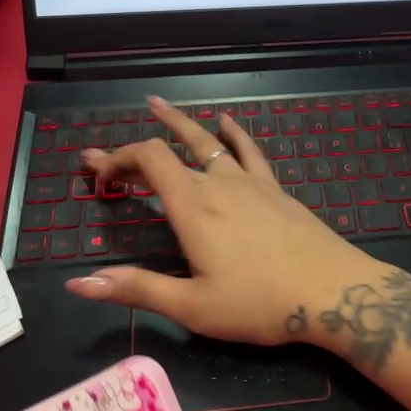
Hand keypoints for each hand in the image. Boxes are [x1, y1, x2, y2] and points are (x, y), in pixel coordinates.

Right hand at [64, 95, 381, 346]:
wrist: (331, 291)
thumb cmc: (258, 303)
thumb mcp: (192, 306)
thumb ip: (136, 289)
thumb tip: (79, 283)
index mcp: (193, 206)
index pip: (148, 160)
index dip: (117, 158)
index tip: (94, 170)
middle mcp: (218, 182)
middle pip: (171, 149)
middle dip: (134, 149)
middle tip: (106, 152)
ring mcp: (250, 181)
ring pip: (208, 142)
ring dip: (179, 123)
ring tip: (157, 105)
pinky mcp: (275, 189)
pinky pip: (248, 150)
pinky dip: (232, 133)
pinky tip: (225, 122)